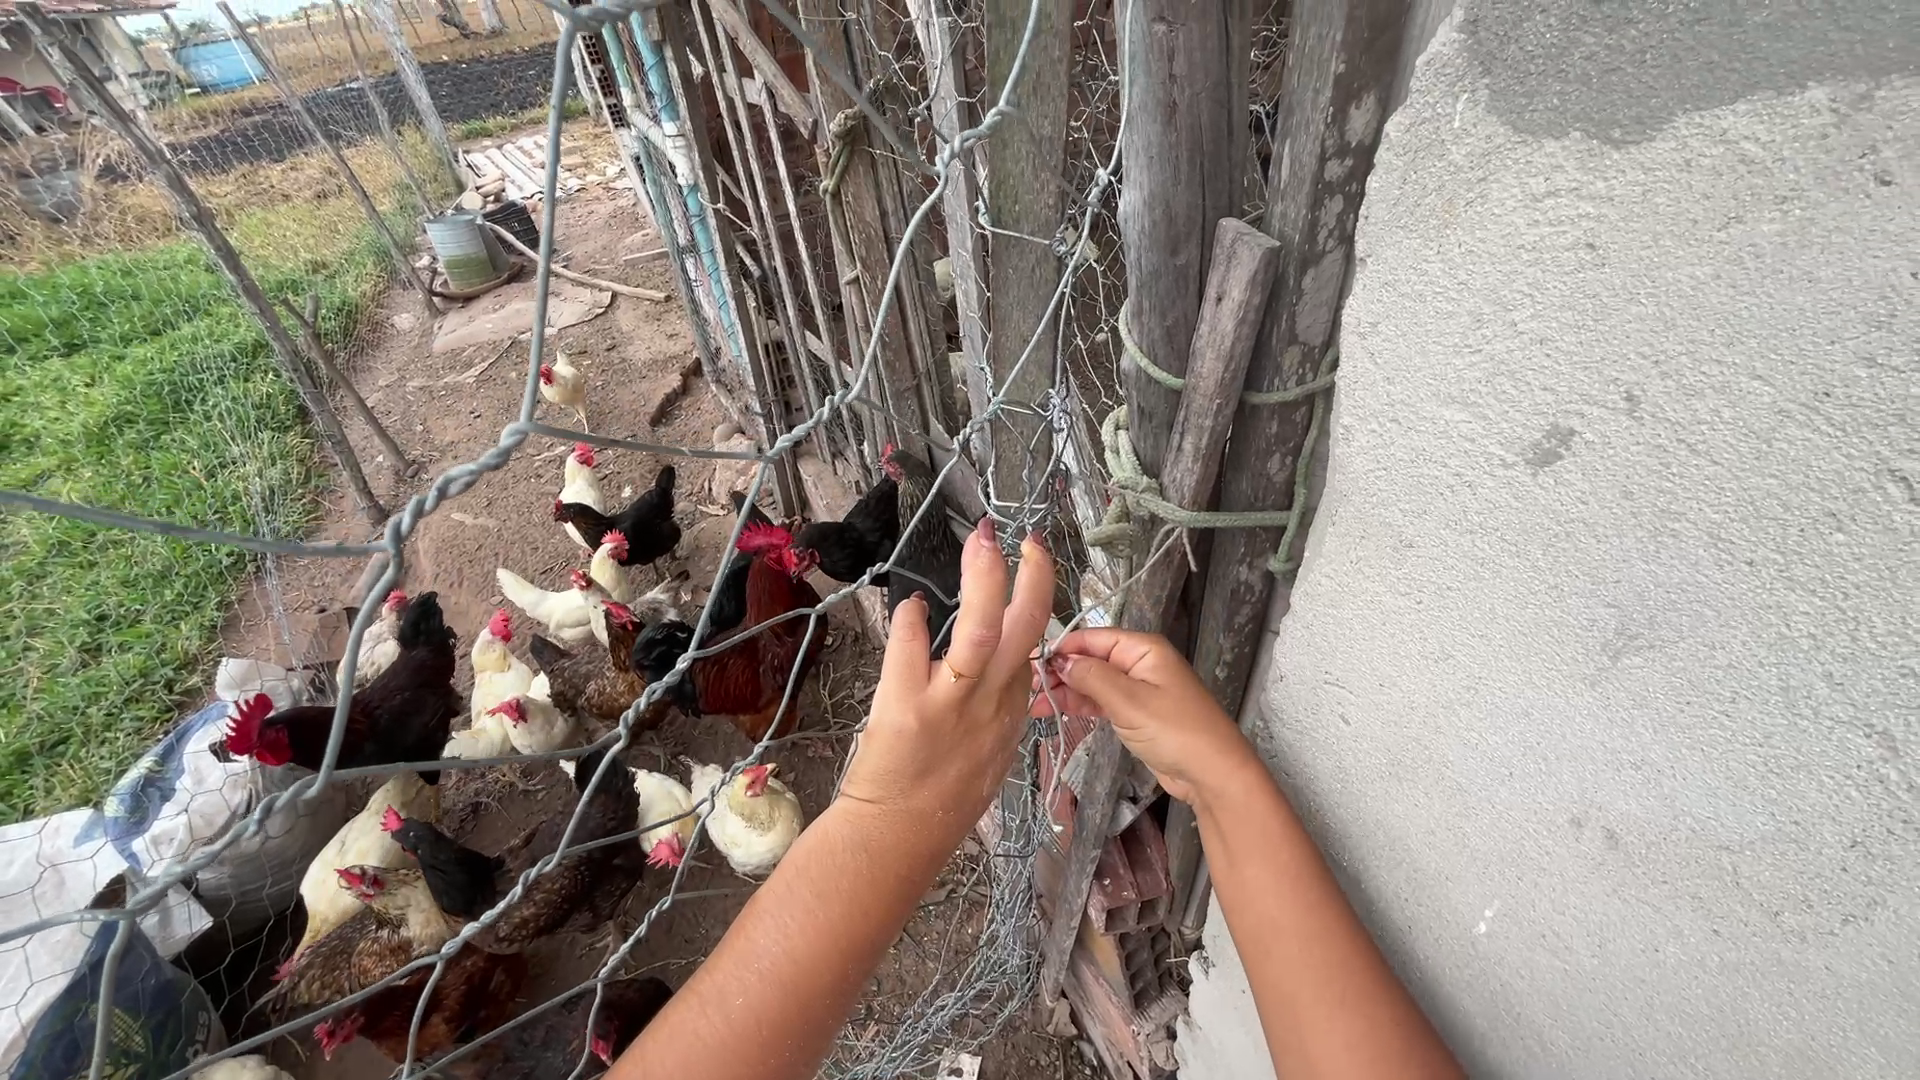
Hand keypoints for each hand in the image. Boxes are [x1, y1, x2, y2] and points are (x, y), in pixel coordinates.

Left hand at [839, 520, 1053, 840]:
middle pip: (1025, 630)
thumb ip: (1002, 709)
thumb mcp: (993, 754)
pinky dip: (910, 619)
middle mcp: (991, 703)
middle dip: (1033, 579)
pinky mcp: (906, 705)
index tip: (1031, 566)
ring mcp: (951, 703)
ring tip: (984, 541)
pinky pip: (909, 647)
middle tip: (1028, 538)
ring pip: (980, 633)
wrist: (897, 837)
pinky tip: (912, 606)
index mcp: (1012, 712)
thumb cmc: (945, 799)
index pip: (1034, 647)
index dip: (1034, 603)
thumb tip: (1008, 673)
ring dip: (985, 582)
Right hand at [1033, 629, 1256, 806]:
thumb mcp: (1129, 701)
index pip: (1093, 638)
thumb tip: (1061, 661)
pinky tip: (1056, 711)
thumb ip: (1092, 677)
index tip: (1033, 664)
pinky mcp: (1135, 713)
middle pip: (1091, 659)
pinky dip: (1081, 705)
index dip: (1063, 648)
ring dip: (1066, 691)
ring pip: (1093, 682)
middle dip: (1061, 672)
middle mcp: (1139, 663)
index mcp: (1143, 649)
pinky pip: (1102, 702)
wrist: (1212, 774)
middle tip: (1030, 690)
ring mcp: (1137, 689)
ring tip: (1035, 705)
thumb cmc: (1175, 730)